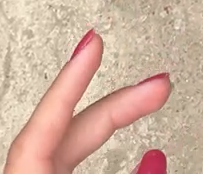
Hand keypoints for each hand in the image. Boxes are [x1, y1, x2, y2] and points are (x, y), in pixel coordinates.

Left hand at [4, 30, 170, 173]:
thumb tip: (155, 159)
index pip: (44, 124)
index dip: (71, 80)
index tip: (94, 40)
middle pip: (69, 131)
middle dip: (119, 103)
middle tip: (158, 85)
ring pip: (73, 150)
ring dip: (113, 125)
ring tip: (149, 101)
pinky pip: (75, 170)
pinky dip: (106, 156)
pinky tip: (135, 154)